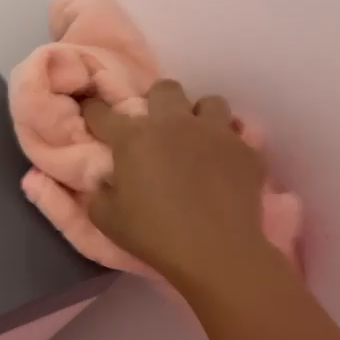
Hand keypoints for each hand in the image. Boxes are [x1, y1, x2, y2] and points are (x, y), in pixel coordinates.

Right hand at [82, 80, 274, 290]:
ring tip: (193, 139)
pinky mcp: (246, 149)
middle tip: (152, 129)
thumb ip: (100, 188)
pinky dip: (225, 141)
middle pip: (164, 90)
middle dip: (155, 103)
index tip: (93, 116)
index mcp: (133, 138)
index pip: (103, 112)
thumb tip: (108, 177)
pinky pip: (236, 132)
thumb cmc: (151, 233)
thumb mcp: (104, 216)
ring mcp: (215, 133)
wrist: (215, 250)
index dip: (94, 112)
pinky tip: (220, 161)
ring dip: (196, 117)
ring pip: (208, 103)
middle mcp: (173, 124)